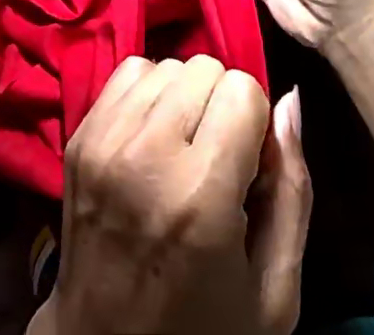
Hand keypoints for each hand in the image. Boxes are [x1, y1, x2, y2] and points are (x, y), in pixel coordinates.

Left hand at [35, 56, 309, 334]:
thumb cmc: (203, 326)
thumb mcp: (276, 288)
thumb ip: (295, 186)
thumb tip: (289, 100)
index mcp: (200, 194)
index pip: (243, 88)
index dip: (255, 123)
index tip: (247, 166)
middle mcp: (145, 157)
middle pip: (204, 68)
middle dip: (221, 104)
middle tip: (214, 157)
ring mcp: (103, 144)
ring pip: (168, 65)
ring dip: (184, 97)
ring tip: (181, 147)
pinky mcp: (78, 139)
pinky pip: (130, 71)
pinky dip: (150, 93)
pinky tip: (152, 135)